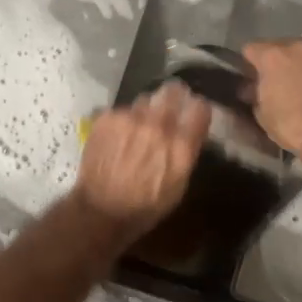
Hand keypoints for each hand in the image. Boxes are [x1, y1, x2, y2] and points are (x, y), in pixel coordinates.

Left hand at [72, 82, 211, 241]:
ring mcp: (130, 118)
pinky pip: (121, 110)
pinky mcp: (107, 118)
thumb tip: (189, 135)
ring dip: (146, 110)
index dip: (198, 109)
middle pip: (173, 92)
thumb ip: (186, 154)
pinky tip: (118, 135)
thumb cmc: (146, 206)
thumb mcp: (178, 186)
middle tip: (170, 103)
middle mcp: (158, 125)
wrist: (102, 209)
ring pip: (144, 100)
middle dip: (174, 96)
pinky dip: (123, 120)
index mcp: (180, 144)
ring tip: (139, 125)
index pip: (200, 108)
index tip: (195, 111)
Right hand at [242, 39, 301, 167]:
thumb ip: (254, 93)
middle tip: (276, 82)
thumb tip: (250, 88)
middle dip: (275, 61)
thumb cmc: (291, 125)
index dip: (248, 63)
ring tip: (301, 85)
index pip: (250, 49)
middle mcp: (297, 48)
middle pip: (279, 46)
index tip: (250, 78)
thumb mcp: (261, 113)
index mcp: (272, 56)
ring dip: (298, 64)